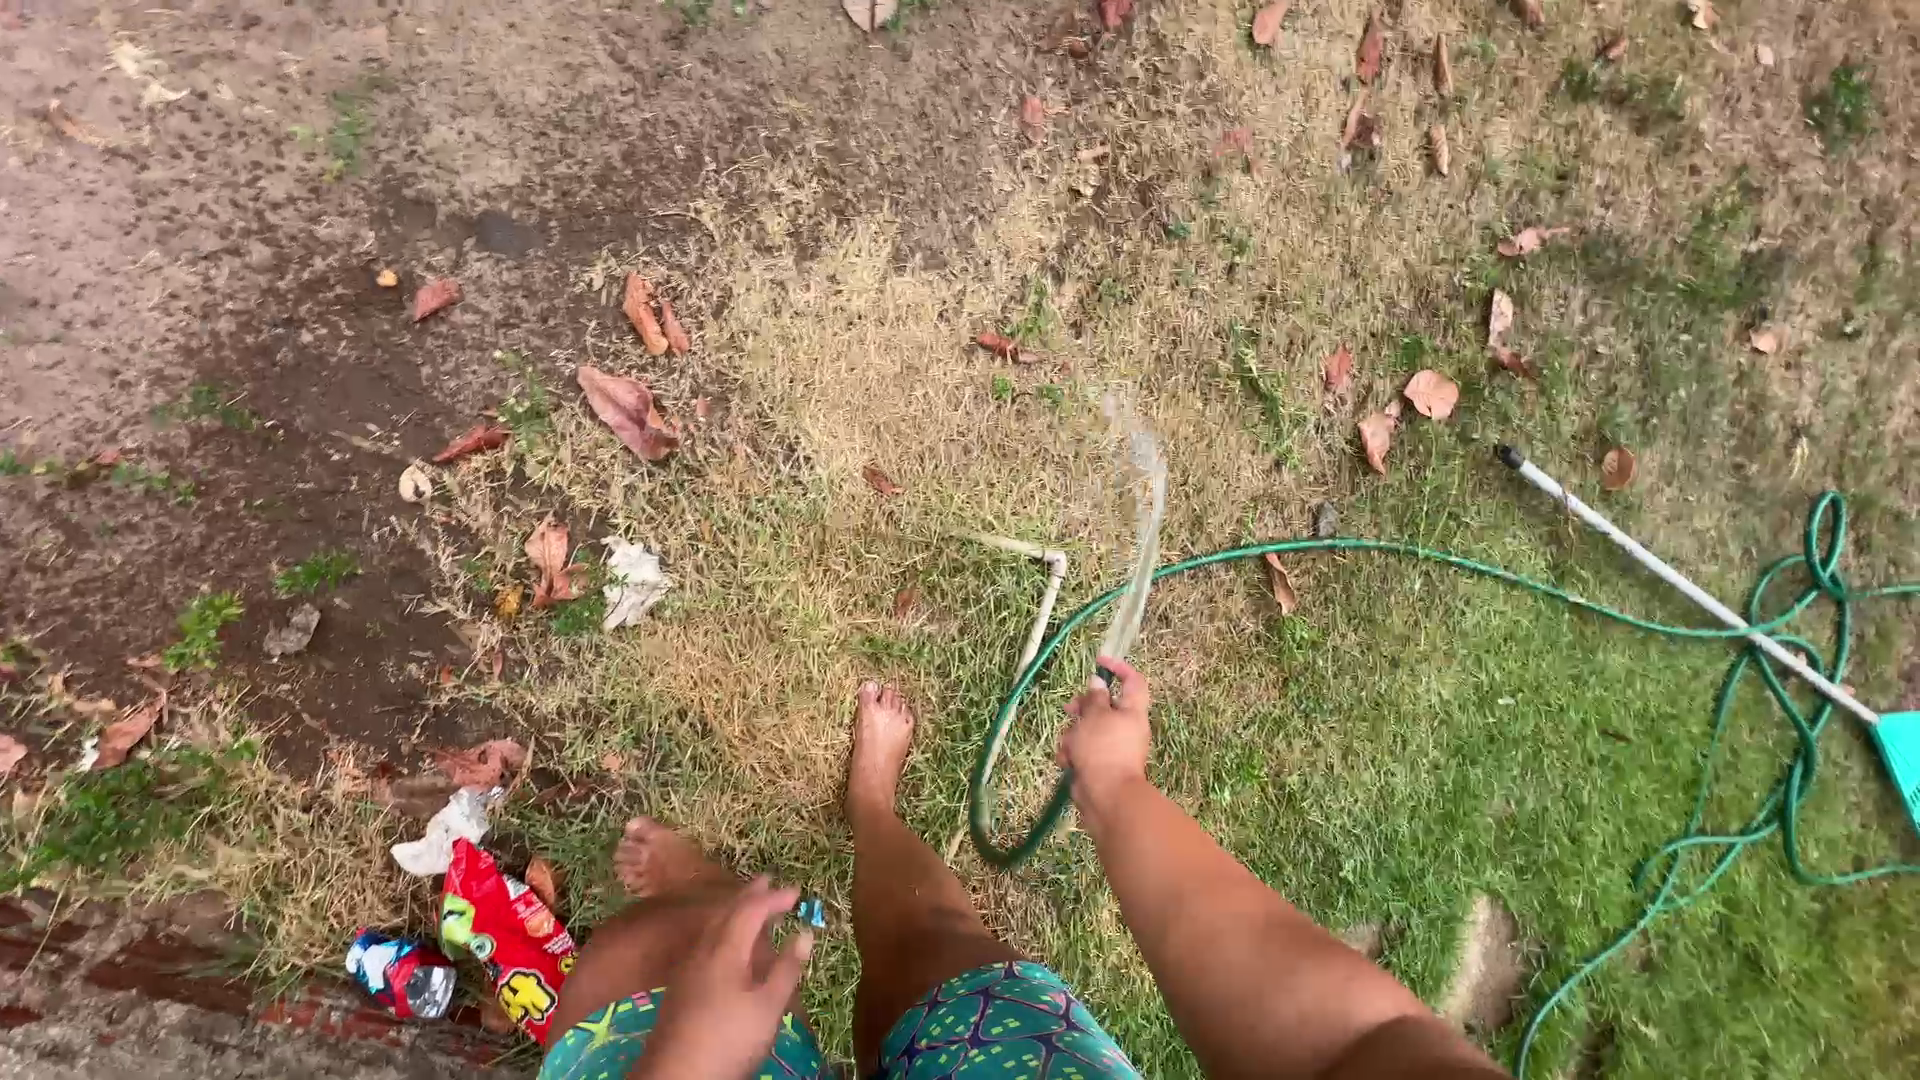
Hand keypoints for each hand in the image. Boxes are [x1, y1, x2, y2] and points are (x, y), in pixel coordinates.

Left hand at [632, 876, 813, 1079]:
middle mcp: (704, 950)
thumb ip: (786, 968)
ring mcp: (688, 969)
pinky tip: (727, 945)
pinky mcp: (680, 987)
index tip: (797, 891)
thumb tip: (804, 932)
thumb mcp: (767, 1007)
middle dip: (749, 895)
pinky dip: (723, 929)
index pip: (751, 910)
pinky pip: (706, 941)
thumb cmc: (727, 1040)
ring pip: (713, 926)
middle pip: (727, 912)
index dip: (774, 898)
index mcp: (725, 949)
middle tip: (768, 880)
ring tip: (751, 906)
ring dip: (734, 911)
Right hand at [1058, 655, 1152, 808]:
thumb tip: (1098, 683)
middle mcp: (1125, 727)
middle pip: (1103, 706)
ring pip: (1087, 729)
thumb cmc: (1103, 750)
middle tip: (1070, 709)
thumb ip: (1094, 698)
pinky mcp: (1098, 764)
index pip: (1133, 681)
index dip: (1118, 668)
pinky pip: (1082, 750)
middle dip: (1083, 708)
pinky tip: (1068, 761)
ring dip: (1073, 735)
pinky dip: (1072, 753)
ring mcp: (1112, 747)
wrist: (1106, 797)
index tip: (1099, 662)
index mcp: (1132, 712)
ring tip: (1070, 747)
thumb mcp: (1095, 716)